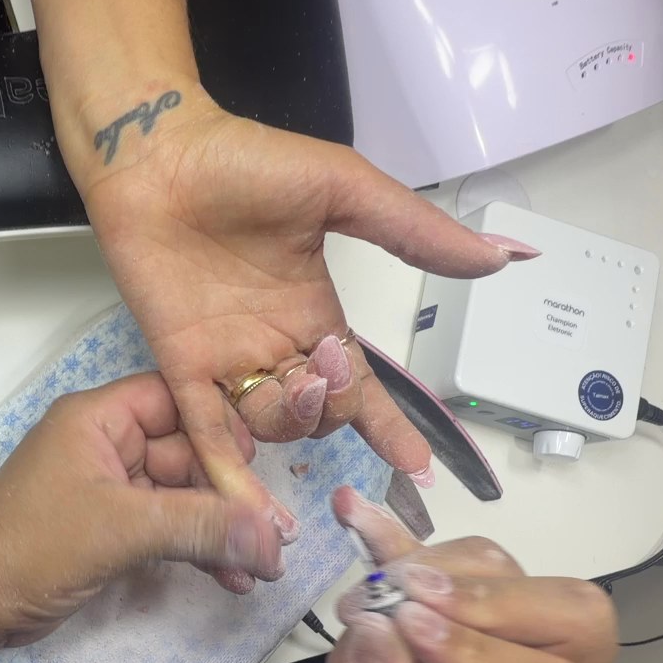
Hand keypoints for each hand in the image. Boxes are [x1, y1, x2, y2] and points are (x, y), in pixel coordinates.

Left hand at [0, 372, 281, 646]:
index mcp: (95, 419)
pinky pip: (164, 526)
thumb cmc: (33, 548)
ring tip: (261, 566)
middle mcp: (102, 444)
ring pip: (179, 495)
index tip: (260, 466)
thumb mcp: (122, 529)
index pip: (172, 401)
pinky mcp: (108, 526)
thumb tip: (274, 538)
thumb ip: (201, 527)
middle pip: (184, 452)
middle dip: (229, 496)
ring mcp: (106, 488)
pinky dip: (195, 548)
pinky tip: (230, 577)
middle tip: (275, 534)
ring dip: (218, 530)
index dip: (219, 428)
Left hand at [79, 89, 538, 526]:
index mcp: (311, 313)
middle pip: (314, 414)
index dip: (387, 425)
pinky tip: (248, 504)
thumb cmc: (245, 163)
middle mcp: (270, 348)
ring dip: (291, 422)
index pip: (357, 386)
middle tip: (327, 367)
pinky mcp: (179, 367)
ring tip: (299, 386)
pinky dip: (228, 467)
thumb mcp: (343, 192)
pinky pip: (206, 430)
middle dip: (332, 408)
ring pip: (269, 425)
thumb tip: (503, 256)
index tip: (421, 467)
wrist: (160, 158)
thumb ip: (413, 233)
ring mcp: (224, 362)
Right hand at [319, 486, 616, 662]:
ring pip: (513, 569)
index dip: (478, 652)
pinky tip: (352, 511)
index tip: (407, 626)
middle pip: (569, 612)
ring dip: (441, 564)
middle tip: (404, 591)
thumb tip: (375, 632)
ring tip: (376, 584)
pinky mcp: (475, 586)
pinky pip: (451, 548)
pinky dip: (399, 530)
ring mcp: (526, 621)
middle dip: (481, 595)